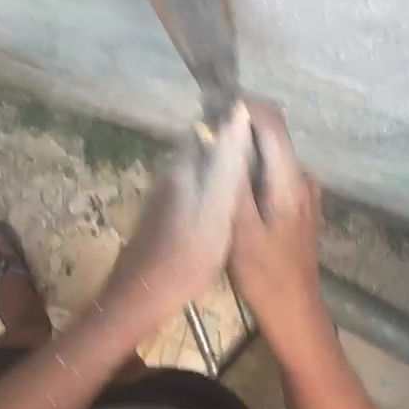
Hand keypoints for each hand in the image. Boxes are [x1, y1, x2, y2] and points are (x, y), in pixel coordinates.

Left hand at [99, 103, 254, 323]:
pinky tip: (231, 205)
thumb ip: (226, 163)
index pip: (211, 125)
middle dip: (234, 141)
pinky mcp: (165, 213)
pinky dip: (216, 188)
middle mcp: (172, 172)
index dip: (237, 119)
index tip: (266, 121)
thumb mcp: (216, 211)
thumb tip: (238, 112)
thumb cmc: (184, 257)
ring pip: (202, 166)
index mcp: (184, 166)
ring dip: (226, 165)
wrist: (140, 296)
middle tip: (268, 150)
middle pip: (207, 144)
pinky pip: (197, 187)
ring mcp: (166, 193)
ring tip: (257, 175)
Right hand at [228, 100, 326, 340]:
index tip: (211, 106)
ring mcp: (303, 191)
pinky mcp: (297, 204)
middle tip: (201, 133)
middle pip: (271, 135)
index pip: (271, 121)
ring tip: (209, 159)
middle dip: (238, 127)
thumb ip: (233, 178)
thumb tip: (222, 134)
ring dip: (242, 150)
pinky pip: (273, 173)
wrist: (294, 309)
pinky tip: (229, 186)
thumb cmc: (264, 273)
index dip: (243, 106)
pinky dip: (251, 170)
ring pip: (270, 155)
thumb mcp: (239, 228)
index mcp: (289, 179)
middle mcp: (302, 177)